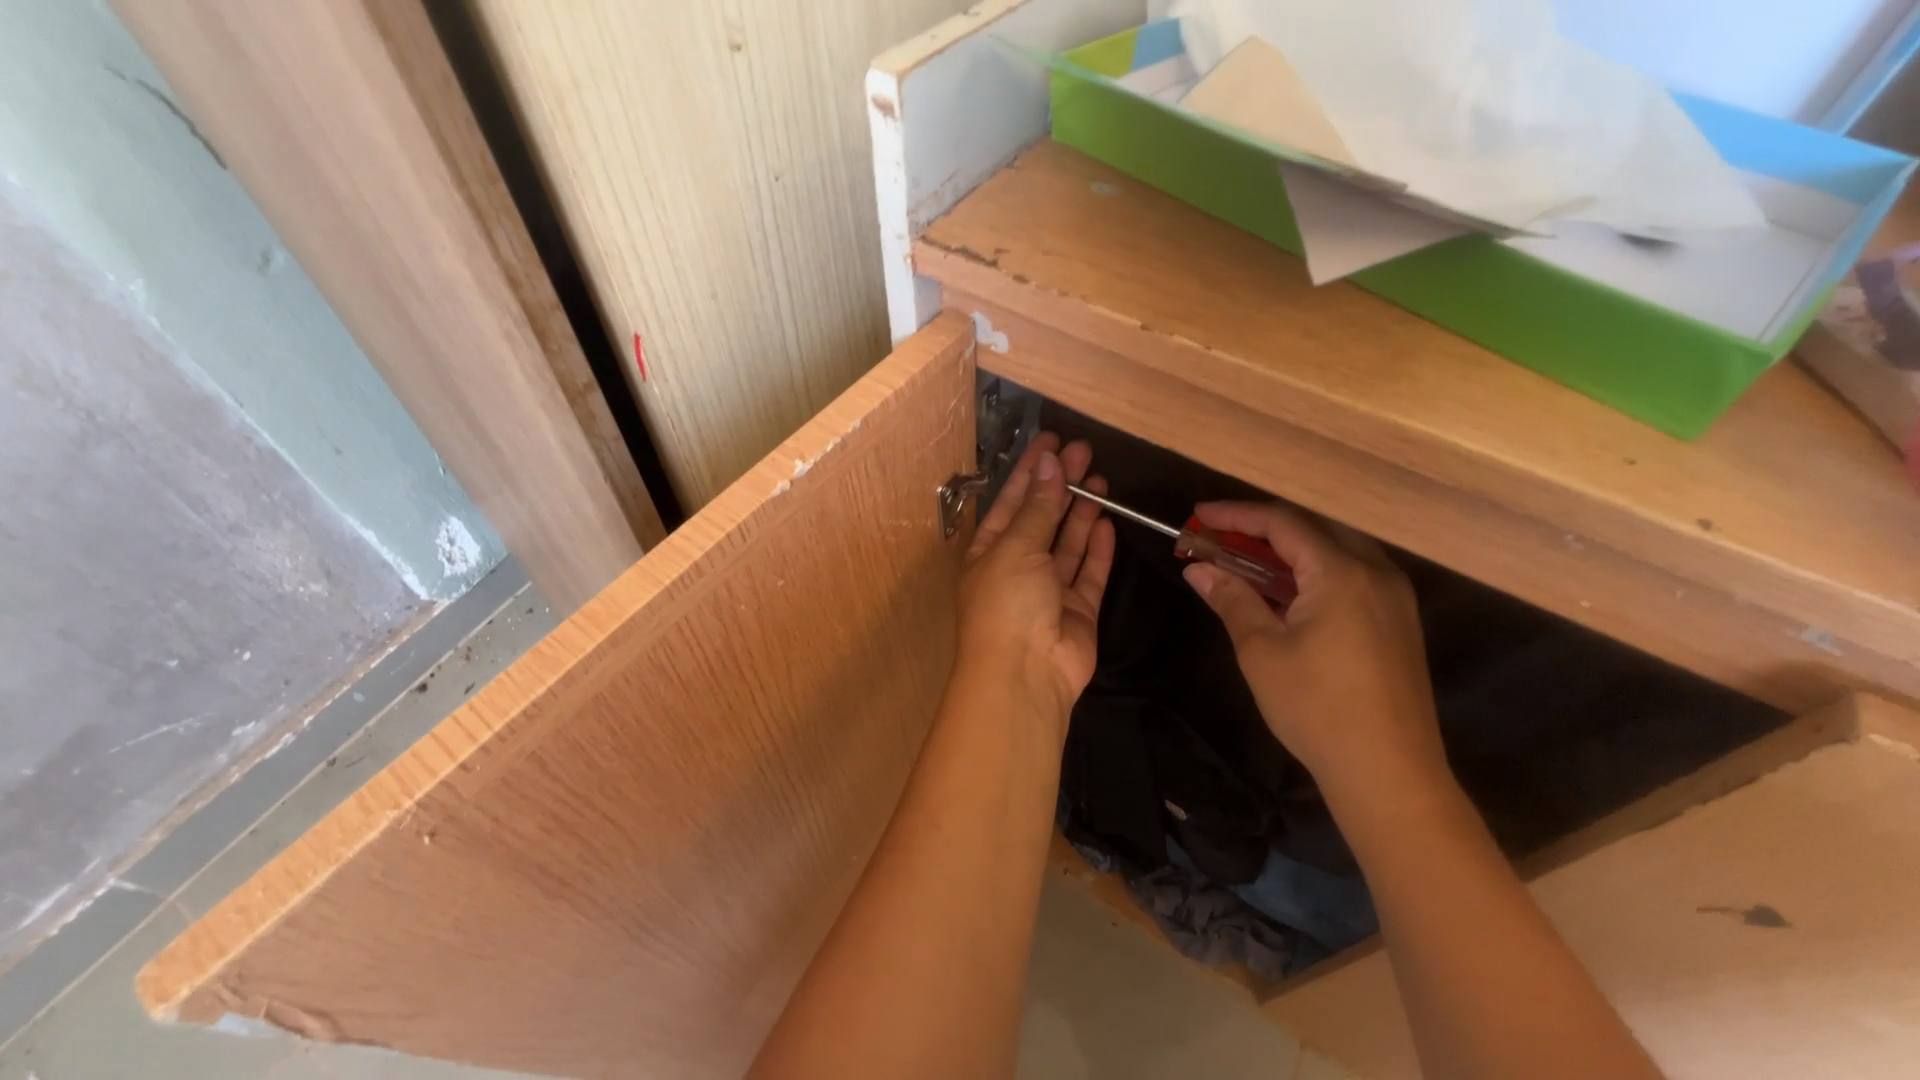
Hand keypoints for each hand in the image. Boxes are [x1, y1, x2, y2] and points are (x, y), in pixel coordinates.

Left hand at [954, 433, 1114, 731]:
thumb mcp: (1016, 547)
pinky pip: (1089, 573)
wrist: (1024, 675)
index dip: (1030, 471)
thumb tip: (1049, 463)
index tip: (1051, 440)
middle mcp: (1017, 568)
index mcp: (989, 552)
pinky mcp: (1078, 611)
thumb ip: (1038, 507)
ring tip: (1099, 476)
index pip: (1010, 502)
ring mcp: (1048, 591)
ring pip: (1067, 544)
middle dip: (1060, 485)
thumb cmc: (1006, 603)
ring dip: (1081, 511)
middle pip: (1041, 518)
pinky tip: (1106, 520)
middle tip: (1084, 450)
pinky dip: (1097, 548)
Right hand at [1182, 502, 1447, 804]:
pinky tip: (1286, 594)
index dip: (1235, 516)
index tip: (1197, 517)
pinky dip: (1314, 572)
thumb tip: (1198, 568)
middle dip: (1261, 528)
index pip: (1282, 523)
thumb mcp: (1262, 651)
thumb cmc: (1317, 708)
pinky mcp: (1399, 622)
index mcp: (1342, 572)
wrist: (1388, 771)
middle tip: (1217, 539)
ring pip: (1336, 550)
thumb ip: (1232, 599)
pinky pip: (1352, 575)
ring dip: (1289, 550)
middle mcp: (1375, 572)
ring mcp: (1394, 597)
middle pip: (1313, 528)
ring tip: (1245, 563)